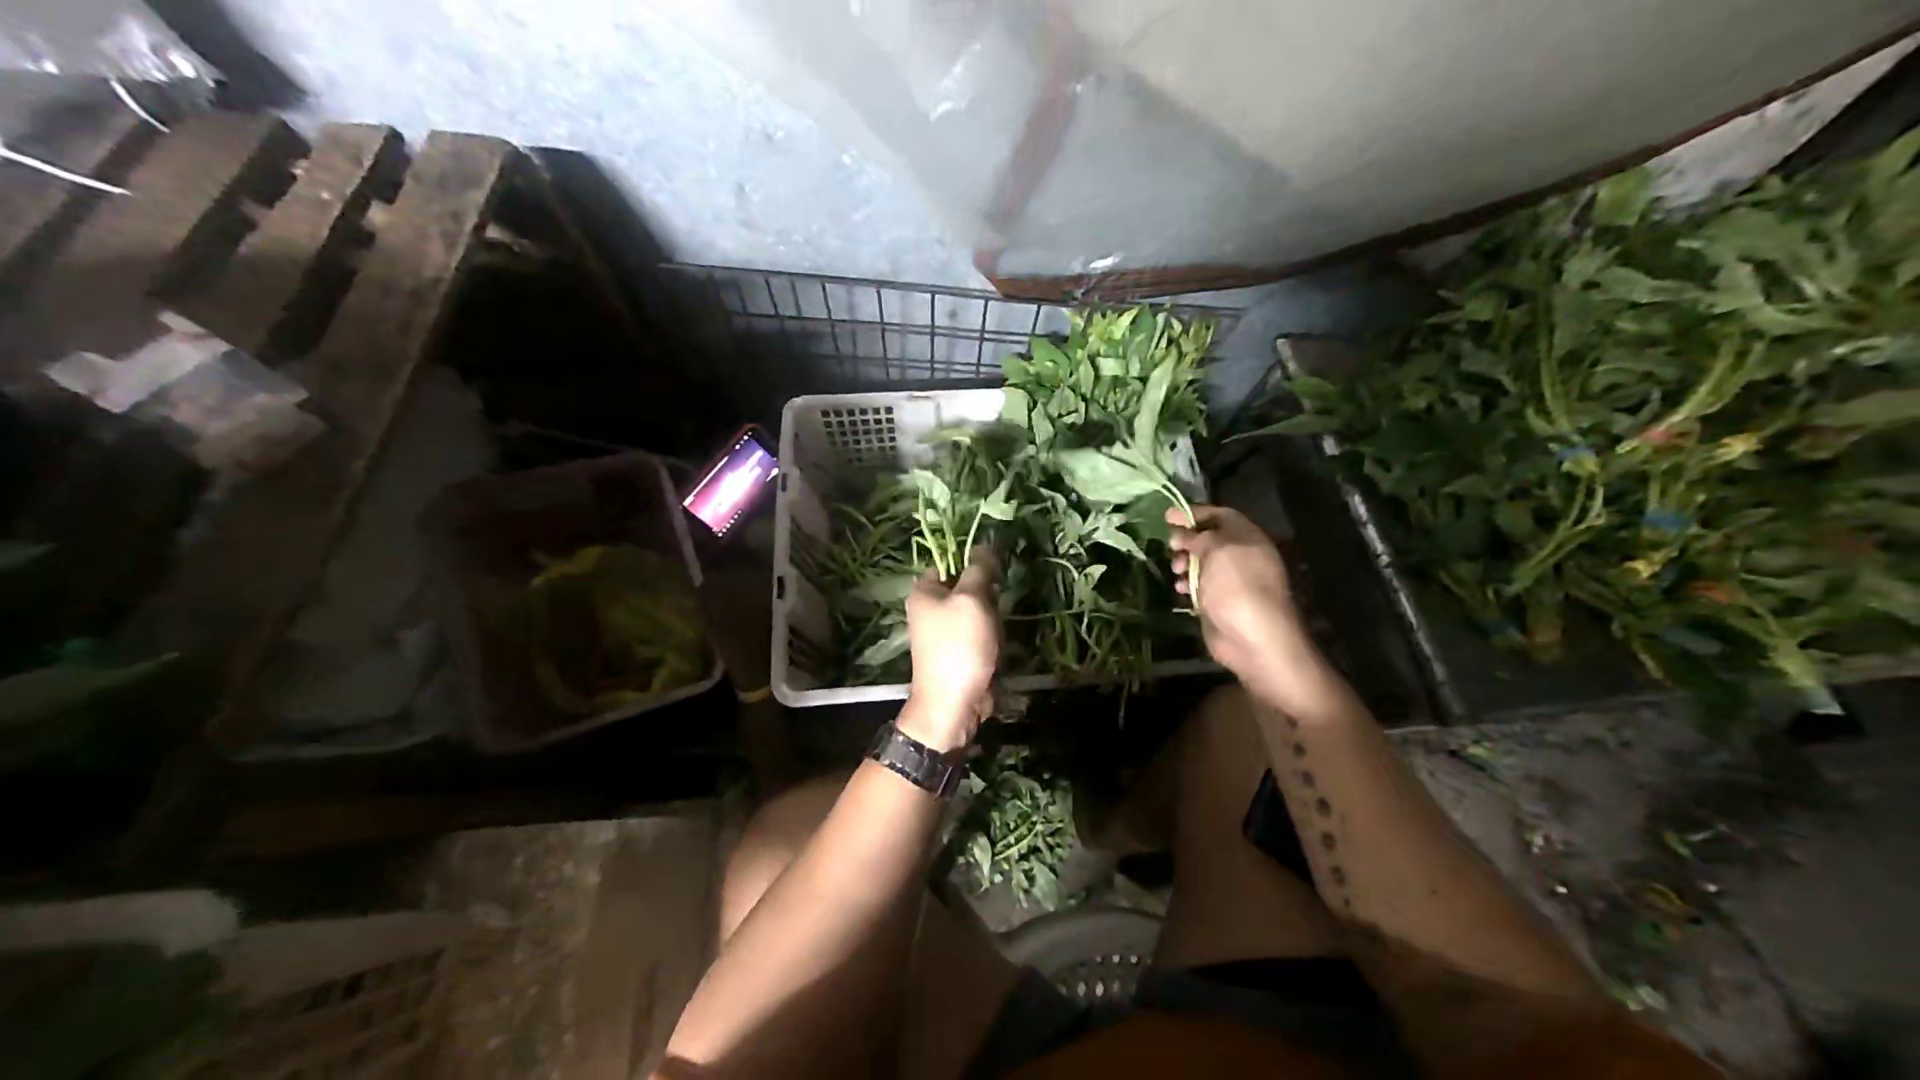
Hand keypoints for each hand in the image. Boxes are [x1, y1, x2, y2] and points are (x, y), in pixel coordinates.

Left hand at [899, 546, 999, 752]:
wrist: (953, 704)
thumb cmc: (959, 646)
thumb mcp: (971, 600)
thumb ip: (978, 569)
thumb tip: (983, 544)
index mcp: (923, 591)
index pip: (948, 561)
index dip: (972, 563)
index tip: (993, 572)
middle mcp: (929, 608)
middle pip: (966, 586)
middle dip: (987, 597)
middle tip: (992, 611)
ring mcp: (943, 631)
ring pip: (978, 610)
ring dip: (992, 620)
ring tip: (994, 635)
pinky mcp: (958, 649)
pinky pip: (979, 632)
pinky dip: (990, 638)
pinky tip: (994, 649)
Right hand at [1166, 505, 1307, 686]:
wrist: (1253, 637)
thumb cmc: (1237, 586)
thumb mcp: (1216, 550)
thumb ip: (1197, 536)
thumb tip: (1180, 533)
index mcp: (1248, 537)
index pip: (1220, 515)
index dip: (1194, 513)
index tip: (1167, 516)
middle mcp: (1241, 555)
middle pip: (1209, 538)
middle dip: (1186, 539)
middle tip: (1169, 545)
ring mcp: (1231, 580)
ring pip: (1202, 562)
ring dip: (1184, 562)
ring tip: (1174, 569)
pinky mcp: (1219, 601)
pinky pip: (1199, 585)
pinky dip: (1187, 583)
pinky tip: (1179, 589)